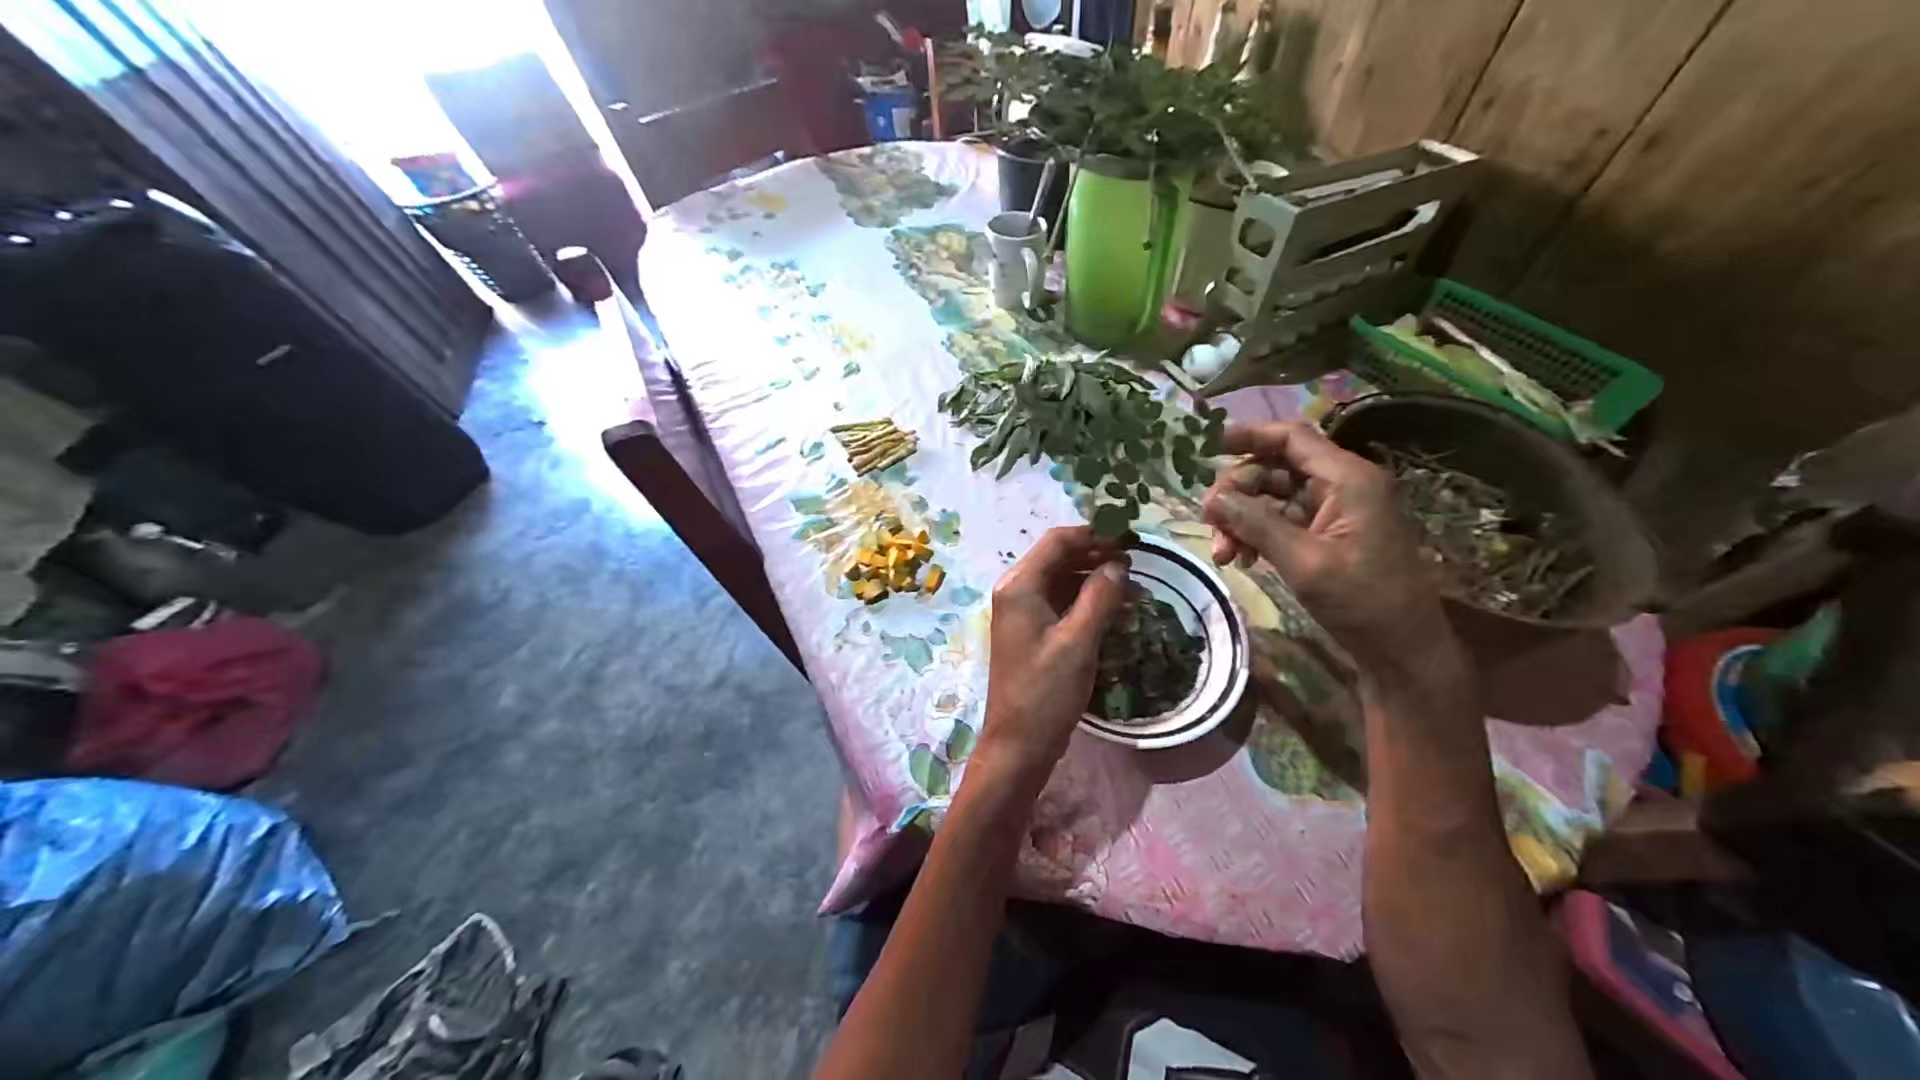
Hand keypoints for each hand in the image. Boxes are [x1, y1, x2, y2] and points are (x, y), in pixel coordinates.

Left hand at [975, 527, 1128, 787]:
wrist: (1019, 743)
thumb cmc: (1046, 691)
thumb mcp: (1079, 641)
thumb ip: (1099, 597)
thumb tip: (1118, 565)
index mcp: (1019, 586)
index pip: (1057, 542)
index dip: (1094, 535)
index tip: (1130, 540)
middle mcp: (1016, 592)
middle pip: (1059, 559)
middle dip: (1097, 557)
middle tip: (1137, 564)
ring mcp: (1022, 614)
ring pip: (1062, 582)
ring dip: (1095, 581)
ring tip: (1133, 590)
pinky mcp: (1032, 634)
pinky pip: (1061, 605)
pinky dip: (1086, 603)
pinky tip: (1115, 612)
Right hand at [1201, 422, 1449, 678]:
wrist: (1402, 649)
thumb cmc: (1362, 601)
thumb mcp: (1303, 562)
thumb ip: (1256, 524)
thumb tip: (1211, 499)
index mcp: (1348, 479)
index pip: (1292, 439)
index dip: (1248, 435)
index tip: (1206, 444)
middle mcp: (1341, 486)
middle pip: (1274, 469)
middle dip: (1236, 493)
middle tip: (1208, 521)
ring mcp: (1334, 511)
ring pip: (1271, 497)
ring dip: (1241, 519)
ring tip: (1223, 554)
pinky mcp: (1325, 535)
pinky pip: (1280, 521)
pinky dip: (1256, 535)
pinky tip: (1242, 560)